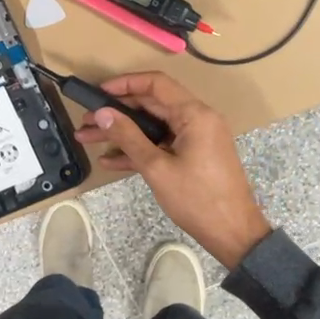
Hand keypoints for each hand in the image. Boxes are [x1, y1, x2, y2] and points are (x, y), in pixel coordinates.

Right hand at [73, 71, 272, 269]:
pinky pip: (161, 144)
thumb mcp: (156, 167)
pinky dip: (138, 149)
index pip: (156, 84)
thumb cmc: (197, 199)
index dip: (124, 84)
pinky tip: (109, 160)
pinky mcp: (193, 155)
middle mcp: (197, 120)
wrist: (234, 234)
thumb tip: (102, 113)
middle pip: (151, 105)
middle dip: (116, 112)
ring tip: (88, 139)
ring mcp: (195, 138)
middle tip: (86, 121)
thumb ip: (128, 136)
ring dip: (121, 133)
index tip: (98, 92)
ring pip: (152, 127)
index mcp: (194, 115)